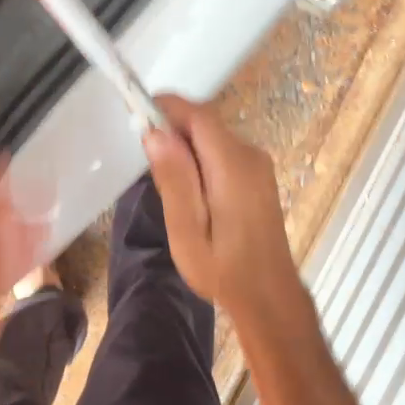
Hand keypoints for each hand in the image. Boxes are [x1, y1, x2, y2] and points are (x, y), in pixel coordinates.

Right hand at [142, 95, 306, 320]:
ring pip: (213, 138)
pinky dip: (201, 161)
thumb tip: (155, 133)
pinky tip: (191, 196)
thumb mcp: (187, 230)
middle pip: (205, 124)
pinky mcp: (259, 177)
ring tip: (167, 187)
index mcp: (232, 165)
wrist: (268, 295)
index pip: (198, 115)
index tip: (136, 115)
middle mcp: (250, 155)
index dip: (166, 108)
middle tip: (147, 165)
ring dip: (185, 149)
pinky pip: (223, 153)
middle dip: (173, 132)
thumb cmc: (222, 268)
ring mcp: (258, 166)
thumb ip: (173, 179)